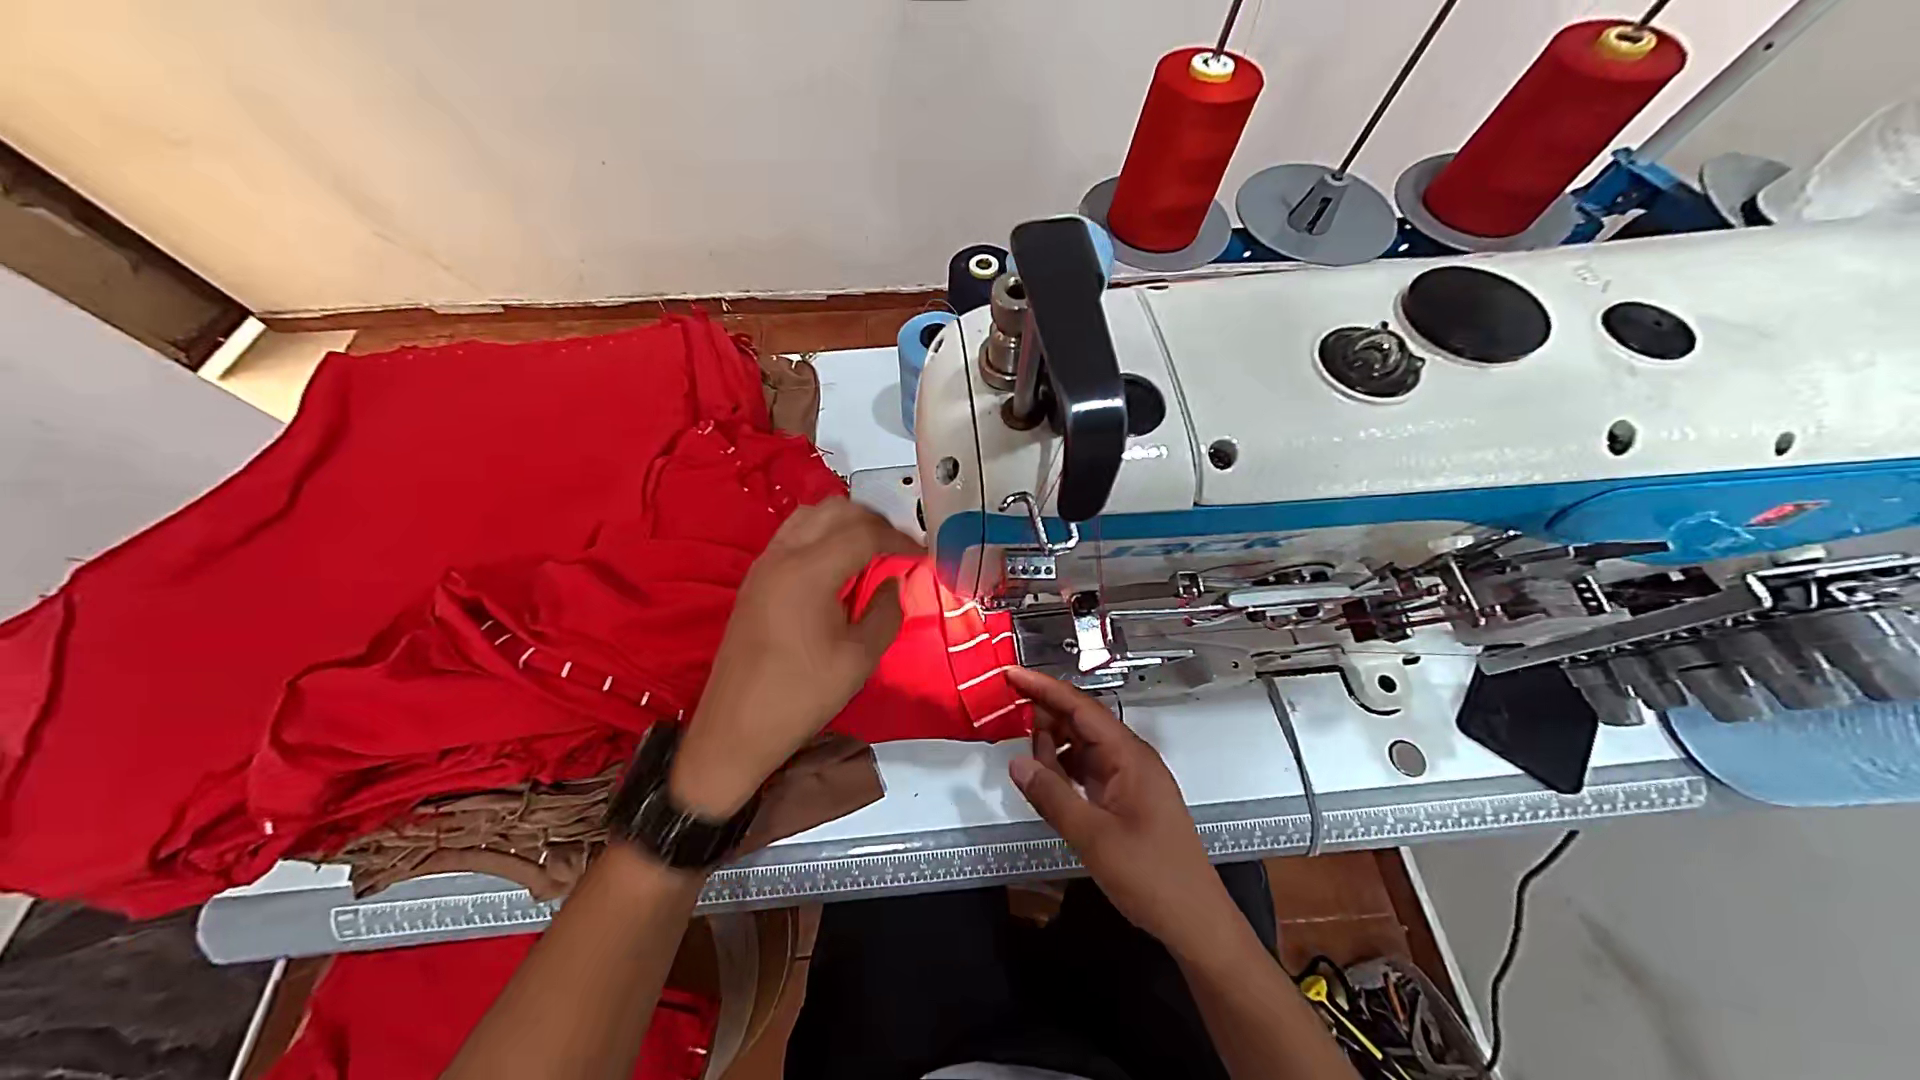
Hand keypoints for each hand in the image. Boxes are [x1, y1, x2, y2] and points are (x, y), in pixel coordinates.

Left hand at [671, 498, 920, 816]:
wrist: (736, 728)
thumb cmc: (802, 696)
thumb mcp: (859, 659)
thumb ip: (885, 612)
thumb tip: (893, 584)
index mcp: (808, 572)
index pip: (863, 533)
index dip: (899, 540)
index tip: (922, 555)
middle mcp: (782, 556)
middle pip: (834, 511)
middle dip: (873, 521)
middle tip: (900, 546)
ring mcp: (763, 565)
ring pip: (810, 516)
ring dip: (845, 522)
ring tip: (873, 547)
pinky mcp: (755, 579)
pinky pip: (793, 535)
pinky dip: (822, 534)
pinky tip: (839, 563)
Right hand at [1005, 667, 1241, 956]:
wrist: (1195, 921)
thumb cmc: (1154, 878)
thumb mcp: (1094, 837)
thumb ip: (1052, 796)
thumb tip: (1018, 764)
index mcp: (1129, 756)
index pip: (1081, 706)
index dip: (1044, 687)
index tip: (1012, 675)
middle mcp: (1131, 759)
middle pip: (1081, 721)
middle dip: (1045, 720)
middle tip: (1011, 729)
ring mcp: (1129, 779)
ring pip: (1083, 746)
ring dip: (1053, 749)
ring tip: (1029, 765)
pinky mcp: (1125, 799)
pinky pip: (1089, 770)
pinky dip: (1064, 770)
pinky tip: (1048, 784)